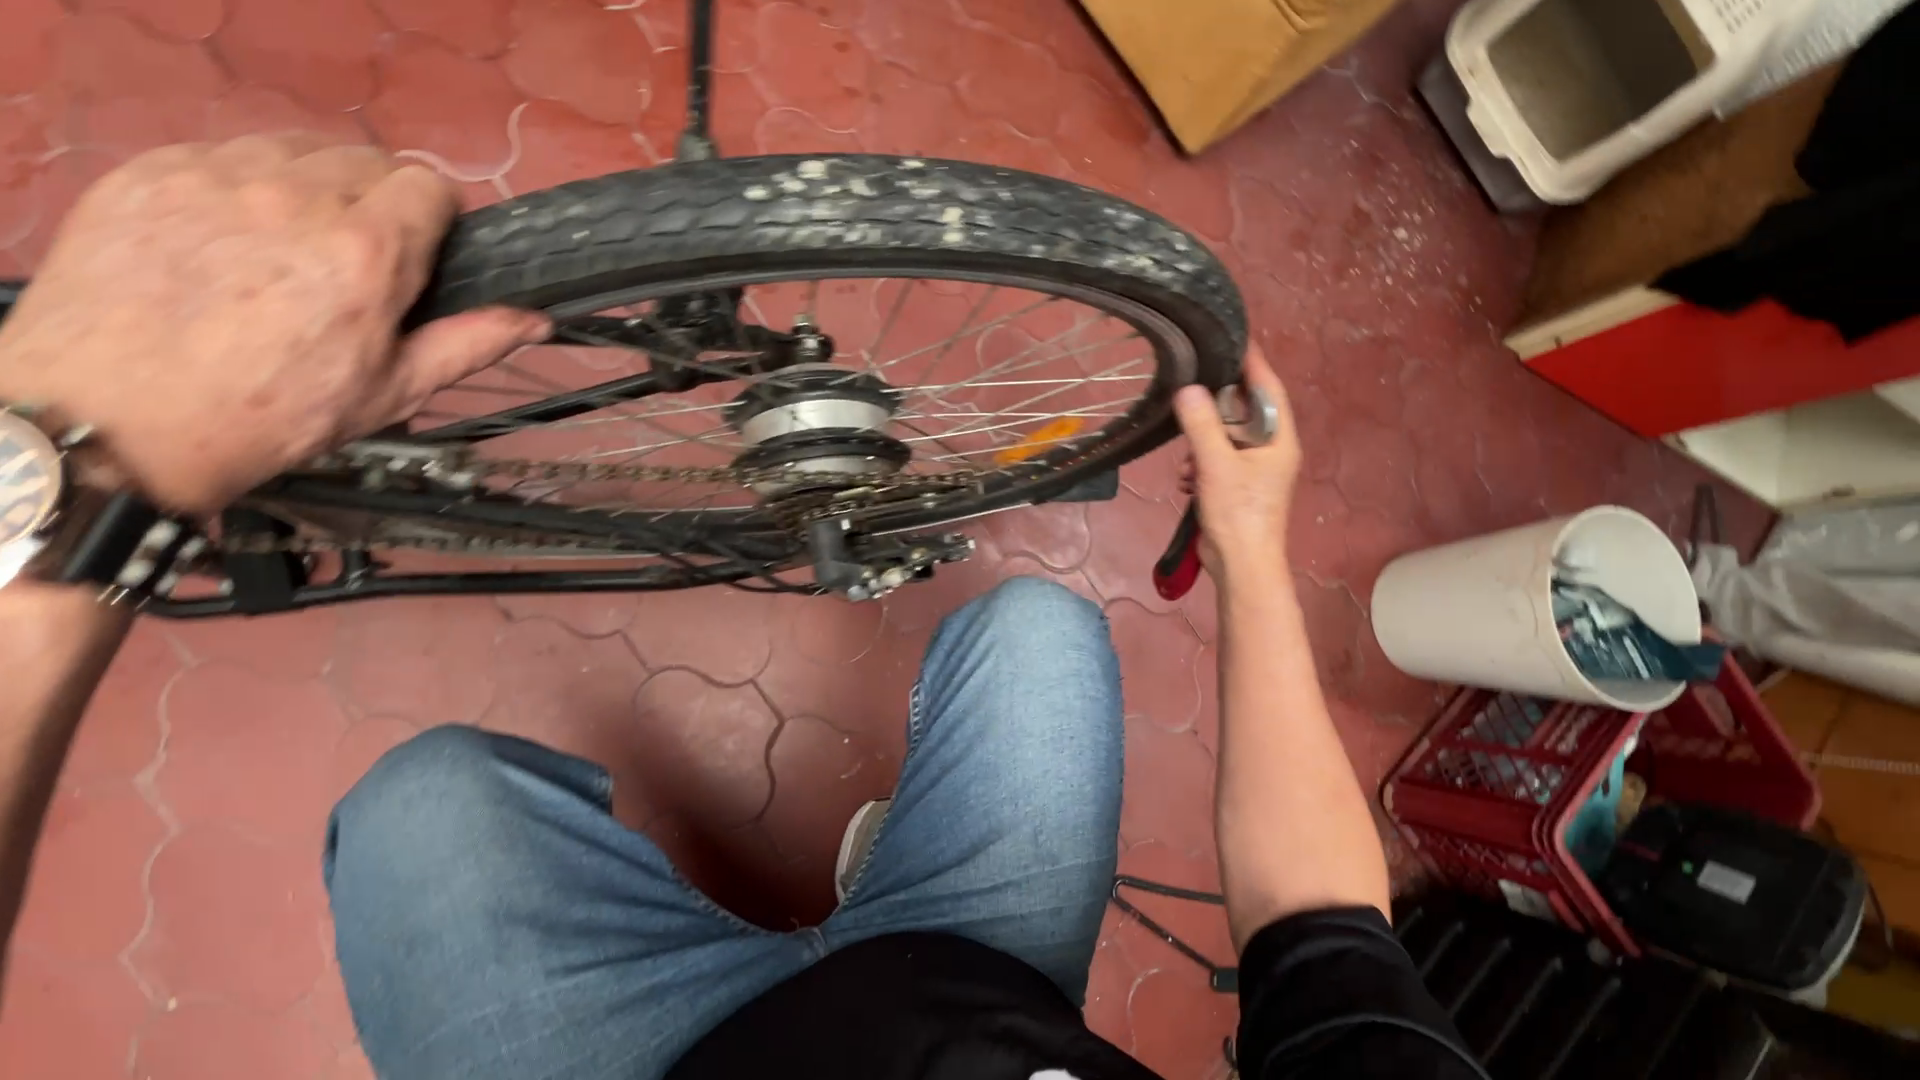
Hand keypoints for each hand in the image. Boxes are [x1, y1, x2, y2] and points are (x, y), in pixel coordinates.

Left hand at [0, 134, 550, 514]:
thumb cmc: (276, 416)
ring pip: (299, 148)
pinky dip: (249, 183)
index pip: (428, 186)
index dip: (436, 219)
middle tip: (360, 260)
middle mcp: (296, 195)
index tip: (423, 256)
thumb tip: (538, 319)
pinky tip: (234, 237)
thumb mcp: (392, 390)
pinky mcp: (151, 170)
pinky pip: (227, 152)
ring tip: (296, 244)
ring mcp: (216, 175)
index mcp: (366, 252)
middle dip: (380, 202)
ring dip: (318, 185)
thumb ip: (470, 343)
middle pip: (368, 160)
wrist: (114, 421)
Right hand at [1171, 343, 1301, 578]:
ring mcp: (1256, 471)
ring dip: (1202, 444)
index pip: (1267, 389)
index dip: (1252, 363)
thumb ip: (1202, 425)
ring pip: (1226, 440)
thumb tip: (1189, 389)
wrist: (1242, 564)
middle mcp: (1272, 451)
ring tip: (1186, 456)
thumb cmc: (1238, 512)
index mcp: (1279, 439)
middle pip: (1243, 414)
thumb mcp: (1216, 464)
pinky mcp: (1238, 489)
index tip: (1233, 339)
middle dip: (1215, 411)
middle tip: (1189, 398)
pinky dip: (1200, 466)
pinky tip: (1185, 478)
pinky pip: (1218, 463)